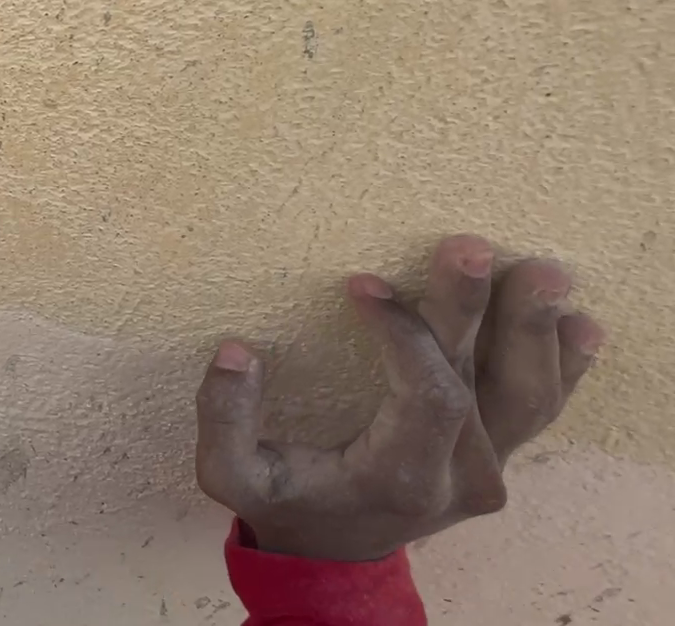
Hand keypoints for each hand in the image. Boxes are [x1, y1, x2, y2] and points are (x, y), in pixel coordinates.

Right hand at [195, 235, 604, 561]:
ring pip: (528, 395)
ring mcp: (486, 469)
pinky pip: (537, 409)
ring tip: (546, 273)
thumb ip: (223, 416)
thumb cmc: (277, 504)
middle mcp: (461, 476)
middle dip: (478, 310)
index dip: (402, 336)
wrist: (328, 556)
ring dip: (535, 330)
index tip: (361, 283)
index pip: (426, 397)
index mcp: (398, 476)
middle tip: (475, 248)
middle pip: (483, 383)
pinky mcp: (491, 457)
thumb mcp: (227, 472)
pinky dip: (564, 365)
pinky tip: (581, 327)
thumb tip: (237, 351)